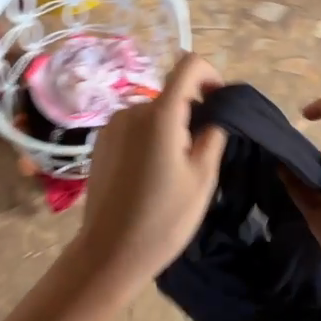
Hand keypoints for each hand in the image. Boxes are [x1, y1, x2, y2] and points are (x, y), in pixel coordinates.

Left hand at [72, 54, 226, 286]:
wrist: (108, 254)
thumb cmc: (162, 219)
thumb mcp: (203, 178)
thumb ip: (213, 134)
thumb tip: (216, 113)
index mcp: (160, 114)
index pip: (189, 65)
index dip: (211, 75)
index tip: (220, 104)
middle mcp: (132, 109)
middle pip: (171, 94)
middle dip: (191, 113)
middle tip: (198, 155)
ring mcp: (112, 125)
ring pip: (153, 112)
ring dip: (169, 128)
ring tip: (173, 170)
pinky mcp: (101, 141)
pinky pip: (135, 127)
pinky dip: (149, 138)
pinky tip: (150, 174)